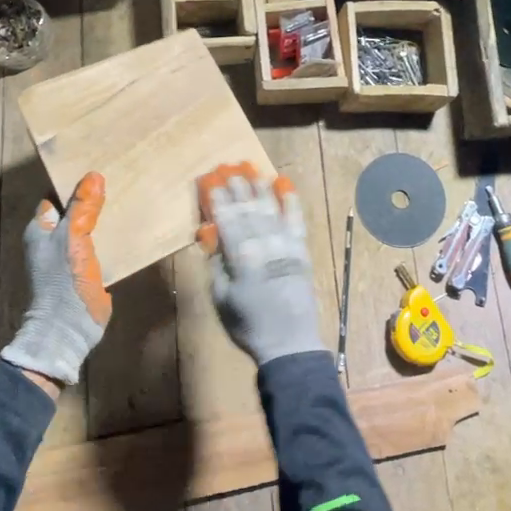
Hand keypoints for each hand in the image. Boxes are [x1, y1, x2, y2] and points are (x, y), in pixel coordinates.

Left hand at [0, 172, 110, 386]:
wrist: (69, 328)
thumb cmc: (63, 279)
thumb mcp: (72, 238)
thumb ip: (82, 208)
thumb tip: (94, 176)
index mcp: (40, 231)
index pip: (54, 198)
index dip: (71, 184)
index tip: (95, 169)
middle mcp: (52, 242)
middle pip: (73, 212)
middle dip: (90, 200)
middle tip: (117, 181)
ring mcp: (70, 258)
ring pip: (87, 229)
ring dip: (103, 219)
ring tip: (127, 199)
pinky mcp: (87, 272)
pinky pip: (99, 247)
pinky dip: (110, 238)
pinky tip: (129, 228)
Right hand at [197, 163, 325, 367]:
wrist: (289, 342)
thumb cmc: (248, 324)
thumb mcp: (221, 297)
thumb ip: (217, 264)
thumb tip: (212, 236)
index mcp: (241, 256)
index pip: (226, 218)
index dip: (216, 198)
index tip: (208, 180)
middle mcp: (264, 243)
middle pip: (247, 208)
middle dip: (236, 186)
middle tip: (227, 167)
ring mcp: (285, 244)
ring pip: (269, 208)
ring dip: (259, 186)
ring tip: (250, 168)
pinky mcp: (301, 250)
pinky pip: (296, 219)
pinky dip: (290, 200)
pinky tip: (283, 184)